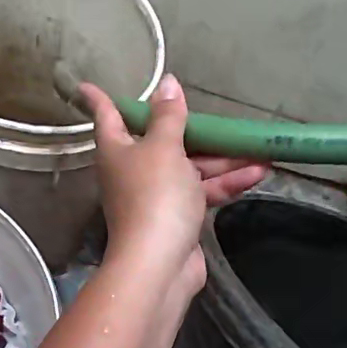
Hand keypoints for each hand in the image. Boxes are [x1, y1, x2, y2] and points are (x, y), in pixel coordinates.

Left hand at [79, 74, 267, 288]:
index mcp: (117, 150)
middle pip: (162, 141)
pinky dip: (225, 183)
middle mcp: (133, 171)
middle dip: (194, 131)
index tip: (87, 85)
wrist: (159, 264)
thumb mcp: (163, 148)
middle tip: (223, 119)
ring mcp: (155, 196)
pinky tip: (257, 172)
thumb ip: (168, 116)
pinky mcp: (177, 218)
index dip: (99, 98)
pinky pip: (201, 192)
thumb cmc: (154, 197)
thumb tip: (166, 83)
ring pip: (189, 168)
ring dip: (222, 159)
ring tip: (259, 148)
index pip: (107, 116)